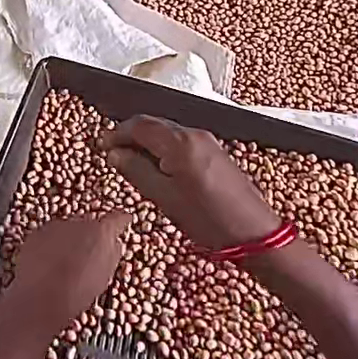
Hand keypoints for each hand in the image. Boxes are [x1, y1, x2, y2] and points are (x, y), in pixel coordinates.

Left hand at [1, 214, 126, 336]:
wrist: (38, 300)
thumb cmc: (74, 294)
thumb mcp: (104, 277)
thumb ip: (112, 254)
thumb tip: (114, 244)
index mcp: (102, 232)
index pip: (118, 219)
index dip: (123, 220)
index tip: (125, 219)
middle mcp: (79, 222)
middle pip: (91, 223)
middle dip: (92, 235)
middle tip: (91, 255)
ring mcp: (57, 226)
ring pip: (69, 229)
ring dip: (71, 241)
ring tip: (69, 265)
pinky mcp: (37, 234)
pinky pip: (51, 236)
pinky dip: (52, 246)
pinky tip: (52, 265)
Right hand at [100, 116, 280, 251]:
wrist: (254, 233)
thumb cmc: (209, 220)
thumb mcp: (164, 198)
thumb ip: (137, 171)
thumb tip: (116, 154)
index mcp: (180, 143)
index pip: (140, 125)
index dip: (118, 133)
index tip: (103, 145)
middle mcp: (195, 135)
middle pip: (155, 125)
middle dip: (131, 136)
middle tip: (114, 155)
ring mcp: (208, 142)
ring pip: (168, 134)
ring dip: (148, 143)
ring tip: (133, 165)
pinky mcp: (216, 153)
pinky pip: (183, 143)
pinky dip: (165, 150)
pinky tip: (159, 169)